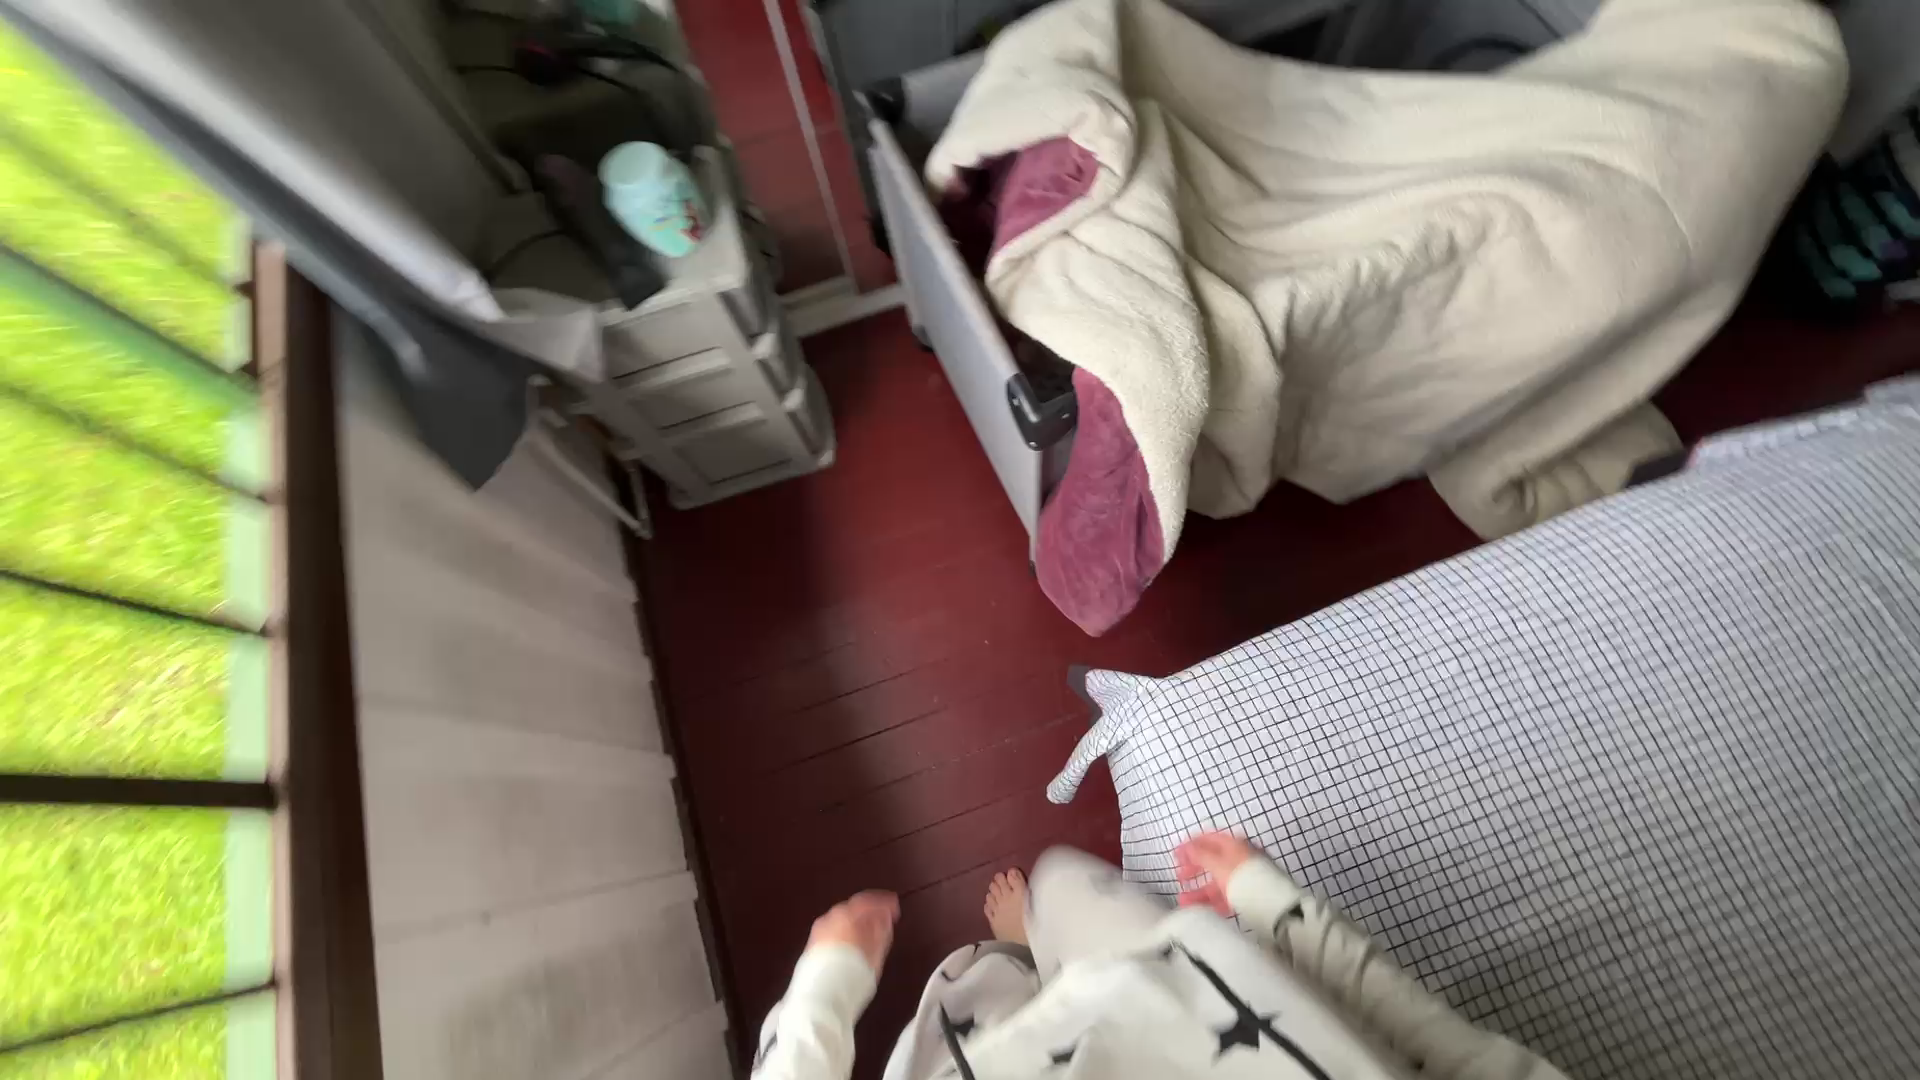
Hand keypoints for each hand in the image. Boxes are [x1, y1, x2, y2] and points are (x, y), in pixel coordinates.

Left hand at [807, 890, 900, 973]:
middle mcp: (831, 918)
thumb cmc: (852, 975)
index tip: (894, 907)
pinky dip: (845, 933)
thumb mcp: (875, 954)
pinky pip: (833, 931)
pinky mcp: (811, 945)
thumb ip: (881, 931)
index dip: (884, 903)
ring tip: (869, 936)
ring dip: (856, 923)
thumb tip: (886, 919)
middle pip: (853, 909)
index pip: (868, 901)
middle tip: (883, 920)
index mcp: (847, 915)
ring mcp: (819, 931)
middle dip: (869, 913)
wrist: (820, 999)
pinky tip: (852, 945)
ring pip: (842, 920)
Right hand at [1174, 832, 1258, 914]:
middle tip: (1179, 875)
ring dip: (1198, 888)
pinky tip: (1198, 908)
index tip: (1176, 854)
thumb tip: (1186, 846)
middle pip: (1212, 859)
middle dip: (1193, 868)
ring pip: (1217, 879)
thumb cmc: (1242, 877)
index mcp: (1233, 843)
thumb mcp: (1217, 864)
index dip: (1190, 844)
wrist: (1273, 904)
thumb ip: (1199, 854)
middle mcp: (1239, 856)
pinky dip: (1211, 899)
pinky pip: (1225, 894)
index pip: (1208, 838)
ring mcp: (1244, 876)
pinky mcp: (1248, 894)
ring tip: (1183, 899)